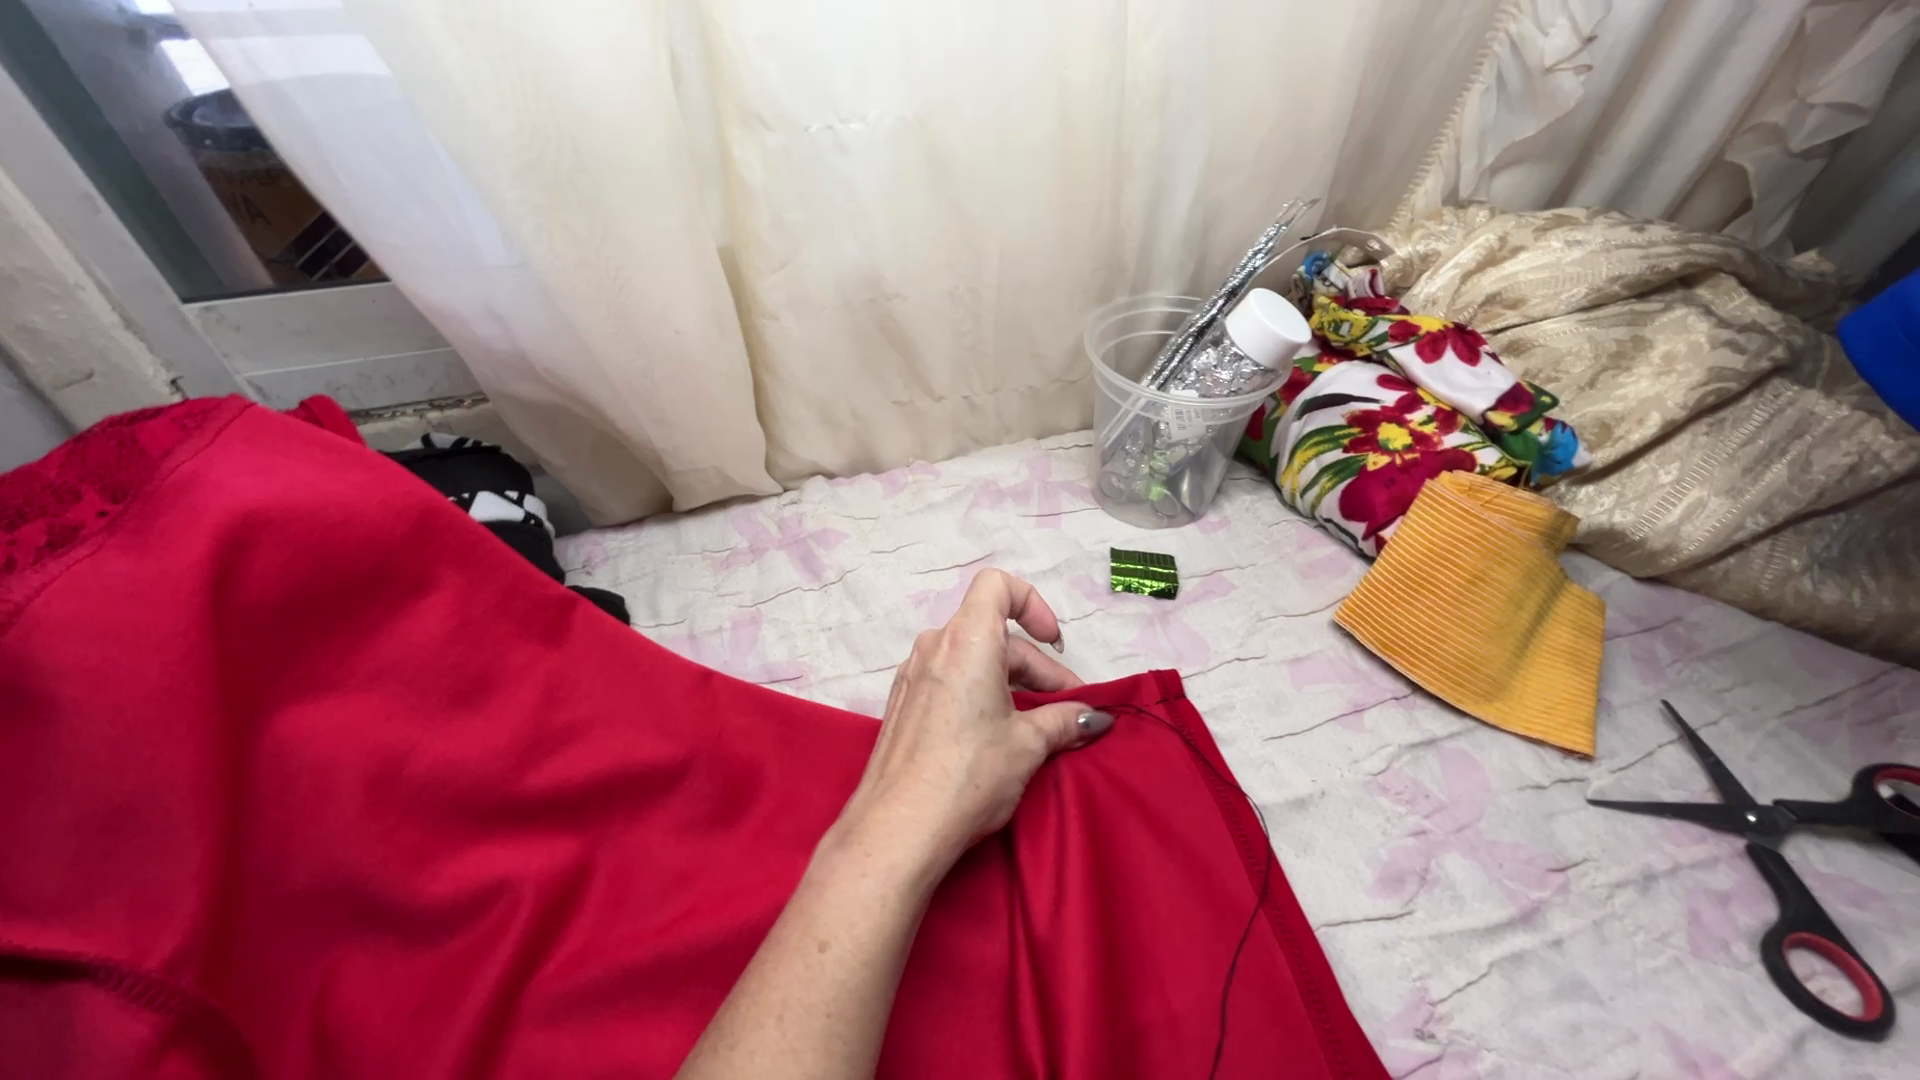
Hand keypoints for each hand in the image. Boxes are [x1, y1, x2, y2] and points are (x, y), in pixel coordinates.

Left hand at [843, 569, 1113, 863]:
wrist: (898, 827)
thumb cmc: (968, 774)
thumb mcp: (1028, 744)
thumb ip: (1065, 721)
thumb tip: (1095, 718)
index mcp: (966, 641)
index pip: (997, 586)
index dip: (1033, 604)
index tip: (1055, 644)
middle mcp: (934, 648)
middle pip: (994, 634)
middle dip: (1037, 668)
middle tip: (1070, 712)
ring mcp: (914, 676)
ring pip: (973, 660)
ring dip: (1011, 684)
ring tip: (1040, 727)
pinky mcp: (905, 704)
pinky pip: (951, 682)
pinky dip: (982, 695)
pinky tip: (1000, 735)